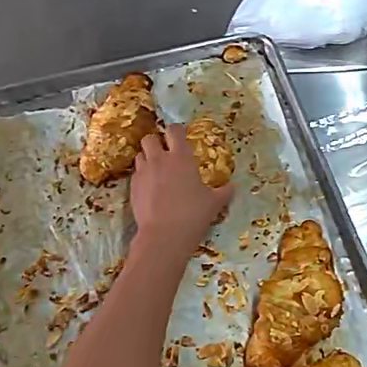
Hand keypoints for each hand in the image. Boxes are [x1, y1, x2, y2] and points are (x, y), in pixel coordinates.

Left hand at [129, 123, 233, 251]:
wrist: (164, 235)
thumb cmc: (193, 214)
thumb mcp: (214, 203)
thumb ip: (224, 191)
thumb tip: (233, 187)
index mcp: (181, 157)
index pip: (174, 131)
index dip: (176, 131)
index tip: (181, 136)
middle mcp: (160, 160)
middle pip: (150, 138)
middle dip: (156, 142)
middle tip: (165, 153)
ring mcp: (143, 173)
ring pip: (140, 155)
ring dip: (147, 158)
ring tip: (156, 170)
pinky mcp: (132, 188)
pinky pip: (136, 174)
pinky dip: (142, 176)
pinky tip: (150, 188)